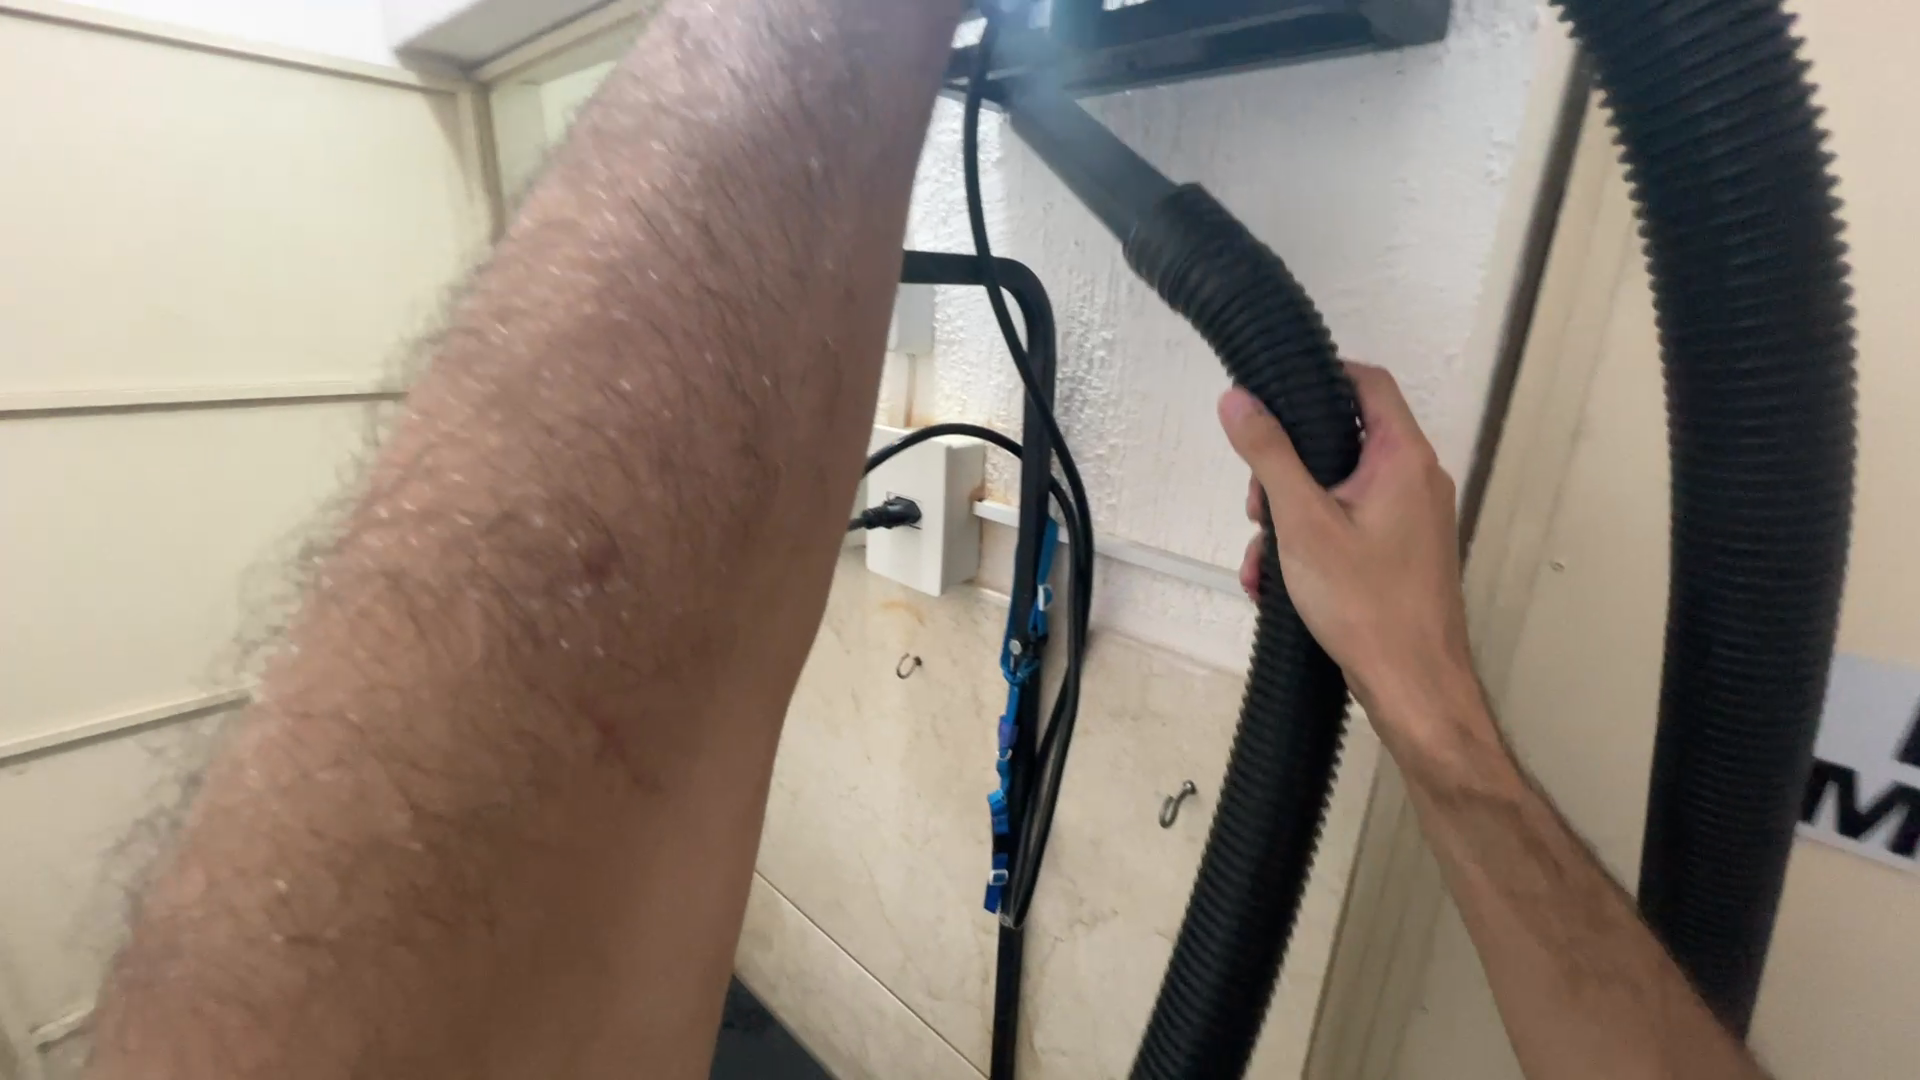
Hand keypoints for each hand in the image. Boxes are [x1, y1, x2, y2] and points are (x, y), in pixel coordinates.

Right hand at [1219, 363, 1478, 738]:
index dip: (1319, 377)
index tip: (1271, 395)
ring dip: (1286, 520)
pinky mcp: (1399, 551)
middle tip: (1255, 510)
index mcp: (1402, 458)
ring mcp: (1410, 518)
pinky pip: (1344, 528)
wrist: (1412, 683)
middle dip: (1283, 473)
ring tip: (1261, 563)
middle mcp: (1414, 479)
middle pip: (1339, 444)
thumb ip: (1268, 454)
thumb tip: (1236, 399)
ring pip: (1333, 492)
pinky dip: (1307, 545)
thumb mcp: (1301, 520)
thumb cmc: (1361, 598)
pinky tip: (1276, 583)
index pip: (1367, 383)